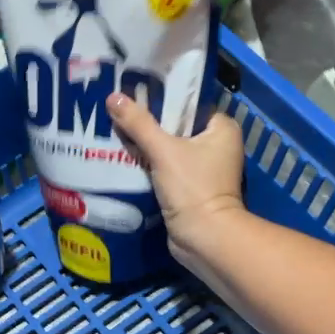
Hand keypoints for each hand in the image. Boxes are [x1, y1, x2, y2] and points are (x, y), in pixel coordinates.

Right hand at [106, 92, 245, 263]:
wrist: (202, 238)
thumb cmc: (191, 188)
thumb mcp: (163, 151)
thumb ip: (138, 124)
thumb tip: (113, 96)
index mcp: (222, 129)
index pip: (189, 105)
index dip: (163, 99)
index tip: (135, 95)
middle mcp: (218, 146)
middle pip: (177, 128)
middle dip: (150, 125)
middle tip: (120, 114)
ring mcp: (205, 170)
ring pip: (170, 150)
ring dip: (147, 147)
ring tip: (117, 133)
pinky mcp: (191, 189)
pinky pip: (167, 170)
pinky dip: (149, 167)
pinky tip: (125, 160)